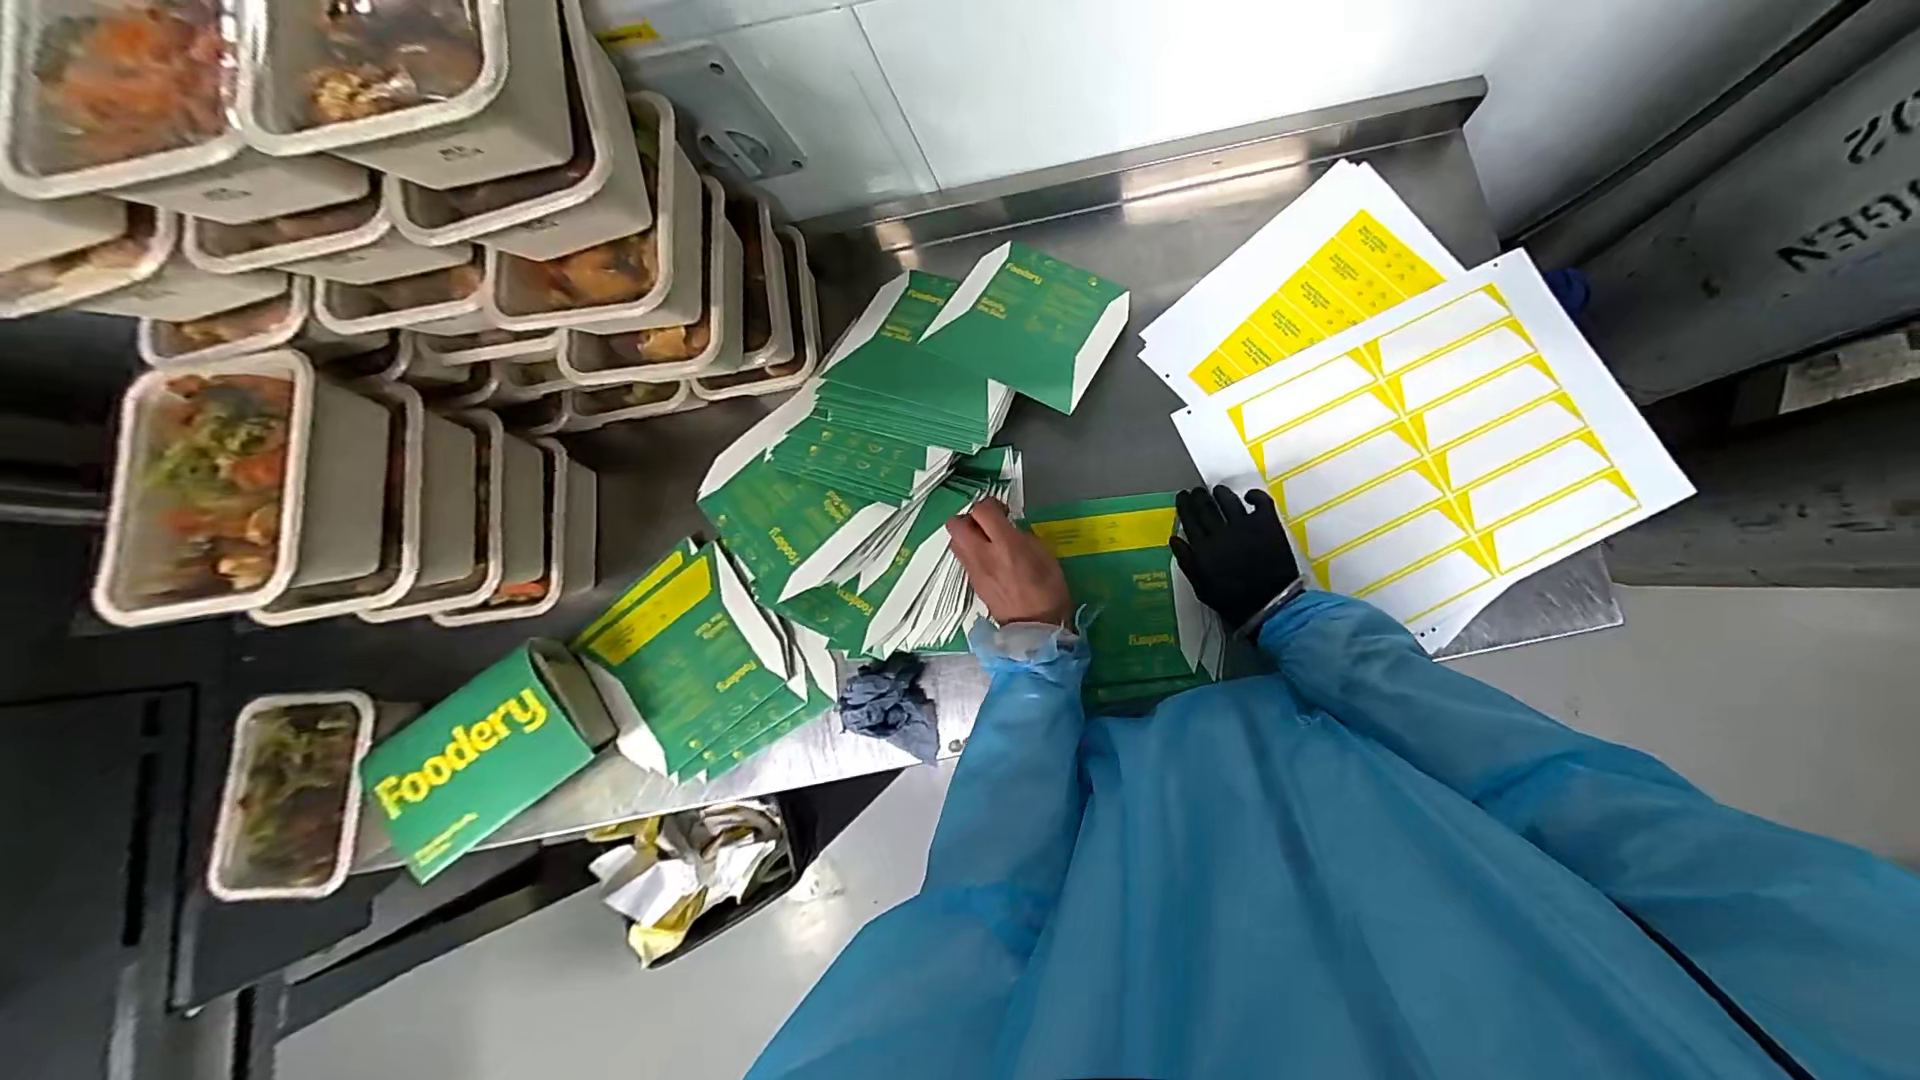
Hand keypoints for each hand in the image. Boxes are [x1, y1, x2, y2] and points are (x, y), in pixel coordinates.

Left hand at [947, 497, 1072, 626]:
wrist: (1035, 628)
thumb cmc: (1049, 591)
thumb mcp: (1045, 554)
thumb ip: (1024, 536)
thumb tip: (1010, 529)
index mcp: (1005, 544)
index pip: (982, 510)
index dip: (991, 504)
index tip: (1003, 512)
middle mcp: (983, 554)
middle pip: (956, 523)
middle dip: (969, 518)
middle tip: (988, 524)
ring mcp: (974, 570)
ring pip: (954, 541)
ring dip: (966, 535)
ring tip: (986, 541)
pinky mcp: (972, 583)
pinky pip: (963, 558)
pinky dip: (971, 552)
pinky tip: (988, 559)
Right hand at [1171, 485, 1299, 629]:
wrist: (1269, 604)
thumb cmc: (1231, 600)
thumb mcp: (1200, 586)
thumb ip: (1186, 561)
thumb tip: (1174, 539)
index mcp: (1203, 547)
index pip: (1189, 520)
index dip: (1184, 506)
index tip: (1182, 496)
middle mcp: (1220, 532)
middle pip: (1206, 508)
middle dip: (1199, 497)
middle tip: (1196, 491)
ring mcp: (1245, 526)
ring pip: (1229, 501)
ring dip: (1221, 494)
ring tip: (1218, 490)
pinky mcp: (1268, 525)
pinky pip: (1261, 502)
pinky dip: (1254, 495)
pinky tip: (1249, 495)